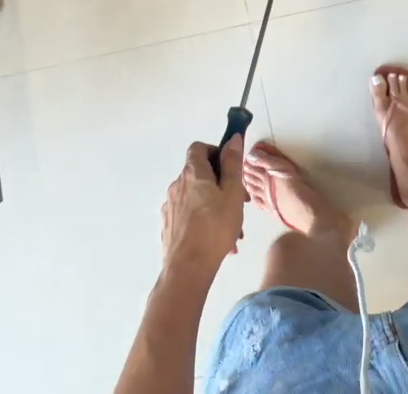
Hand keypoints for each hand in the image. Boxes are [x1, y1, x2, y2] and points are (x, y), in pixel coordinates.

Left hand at [158, 136, 245, 276]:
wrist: (187, 269)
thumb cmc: (215, 228)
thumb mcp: (232, 193)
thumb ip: (232, 164)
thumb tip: (232, 138)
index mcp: (192, 173)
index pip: (199, 148)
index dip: (215, 152)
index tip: (230, 168)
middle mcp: (177, 185)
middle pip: (200, 174)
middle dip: (221, 185)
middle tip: (239, 203)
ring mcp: (170, 206)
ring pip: (196, 198)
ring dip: (214, 206)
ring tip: (232, 230)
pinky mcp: (168, 226)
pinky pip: (189, 215)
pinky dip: (203, 220)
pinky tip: (217, 240)